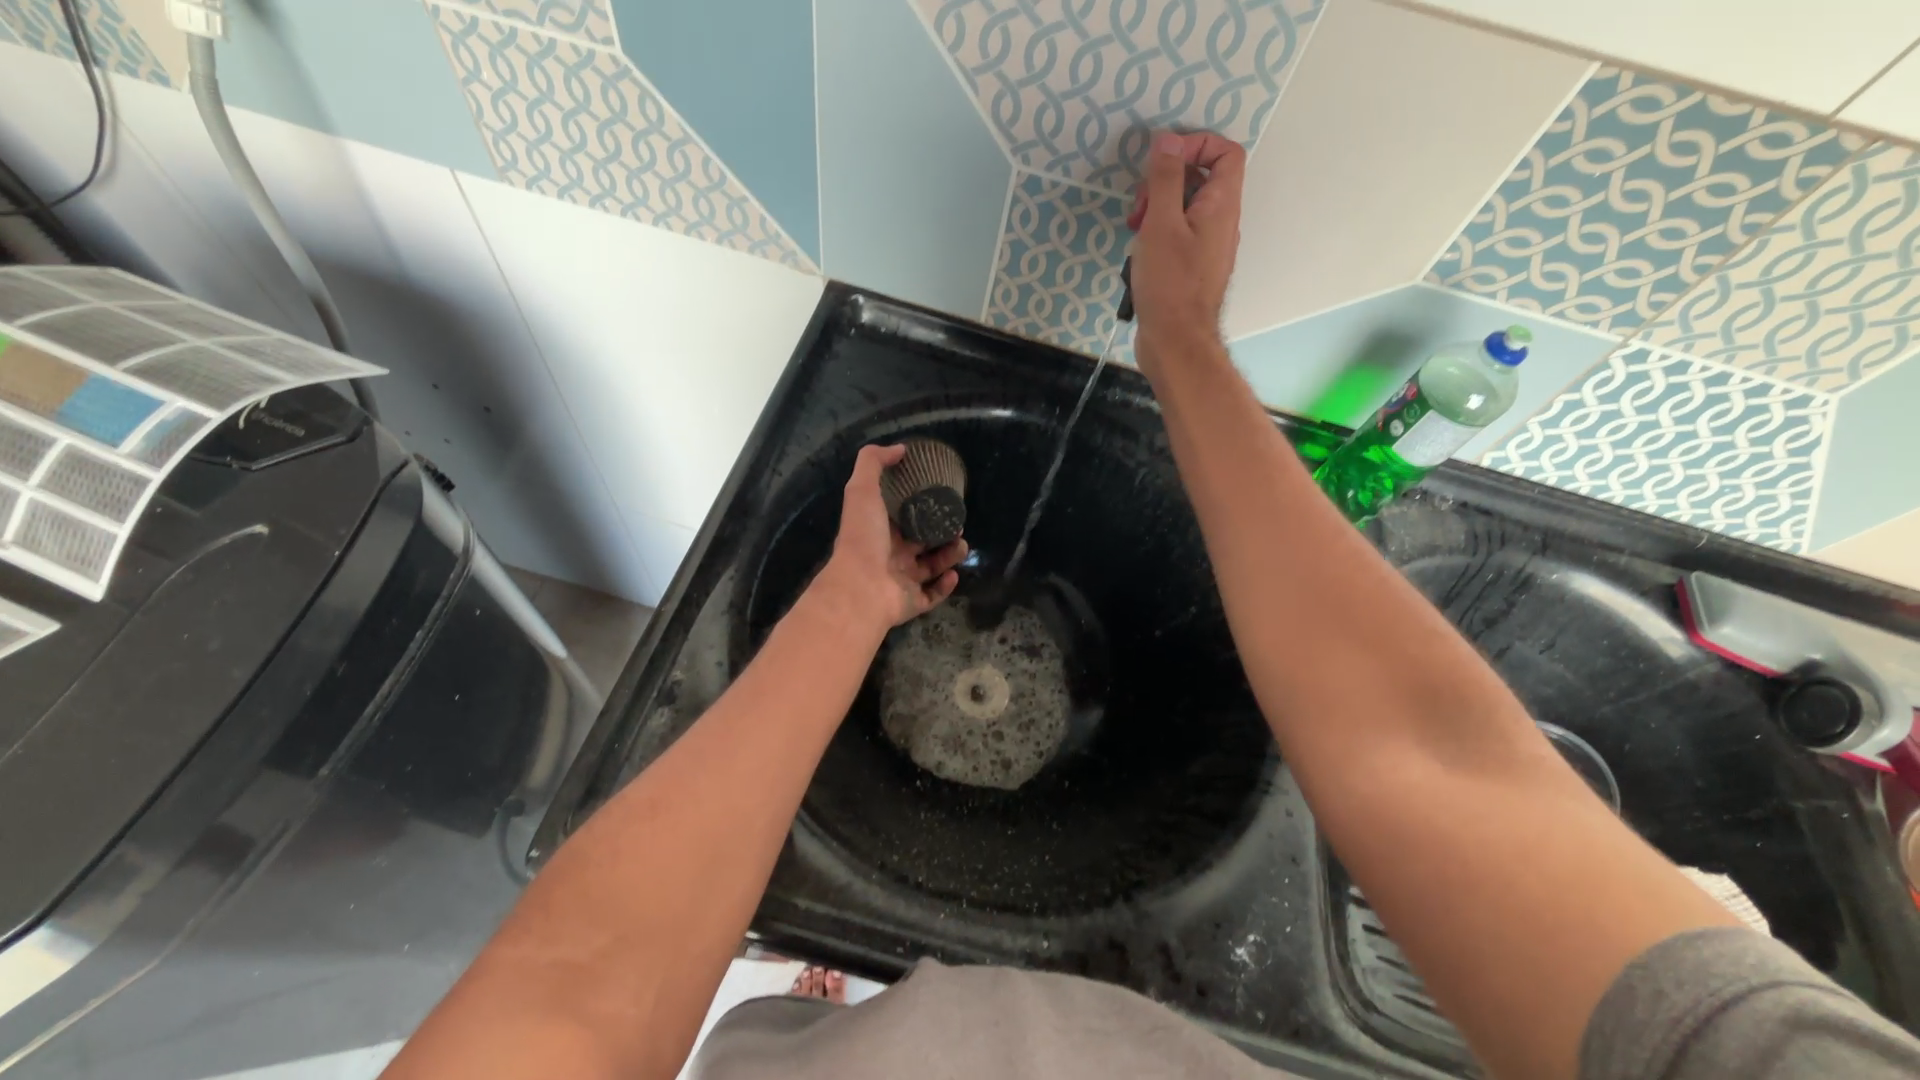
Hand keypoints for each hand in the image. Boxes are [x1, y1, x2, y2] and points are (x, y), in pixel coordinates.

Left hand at [811, 444, 966, 633]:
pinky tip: (953, 573)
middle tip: (959, 525)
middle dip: (943, 532)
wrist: (860, 587)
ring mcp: (901, 581)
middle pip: (921, 542)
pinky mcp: (912, 602)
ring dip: (949, 556)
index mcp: (878, 530)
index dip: (922, 506)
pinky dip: (945, 585)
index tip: (942, 496)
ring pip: (931, 567)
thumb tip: (900, 448)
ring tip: (961, 545)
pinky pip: (933, 595)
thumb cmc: (863, 537)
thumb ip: (873, 462)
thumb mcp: (862, 490)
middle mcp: (889, 555)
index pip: (902, 516)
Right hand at [1125, 131, 1246, 377]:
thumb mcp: (1161, 223)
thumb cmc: (1169, 283)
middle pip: (1201, 179)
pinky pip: (1178, 234)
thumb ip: (1165, 179)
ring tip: (1134, 227)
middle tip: (1141, 204)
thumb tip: (1168, 140)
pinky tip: (1138, 250)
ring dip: (1156, 208)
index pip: (1226, 153)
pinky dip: (1157, 232)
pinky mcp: (1192, 267)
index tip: (1164, 161)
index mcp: (1222, 206)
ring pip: (1185, 208)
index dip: (1197, 145)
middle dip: (1166, 181)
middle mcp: (1221, 223)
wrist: (1175, 341)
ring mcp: (1207, 247)